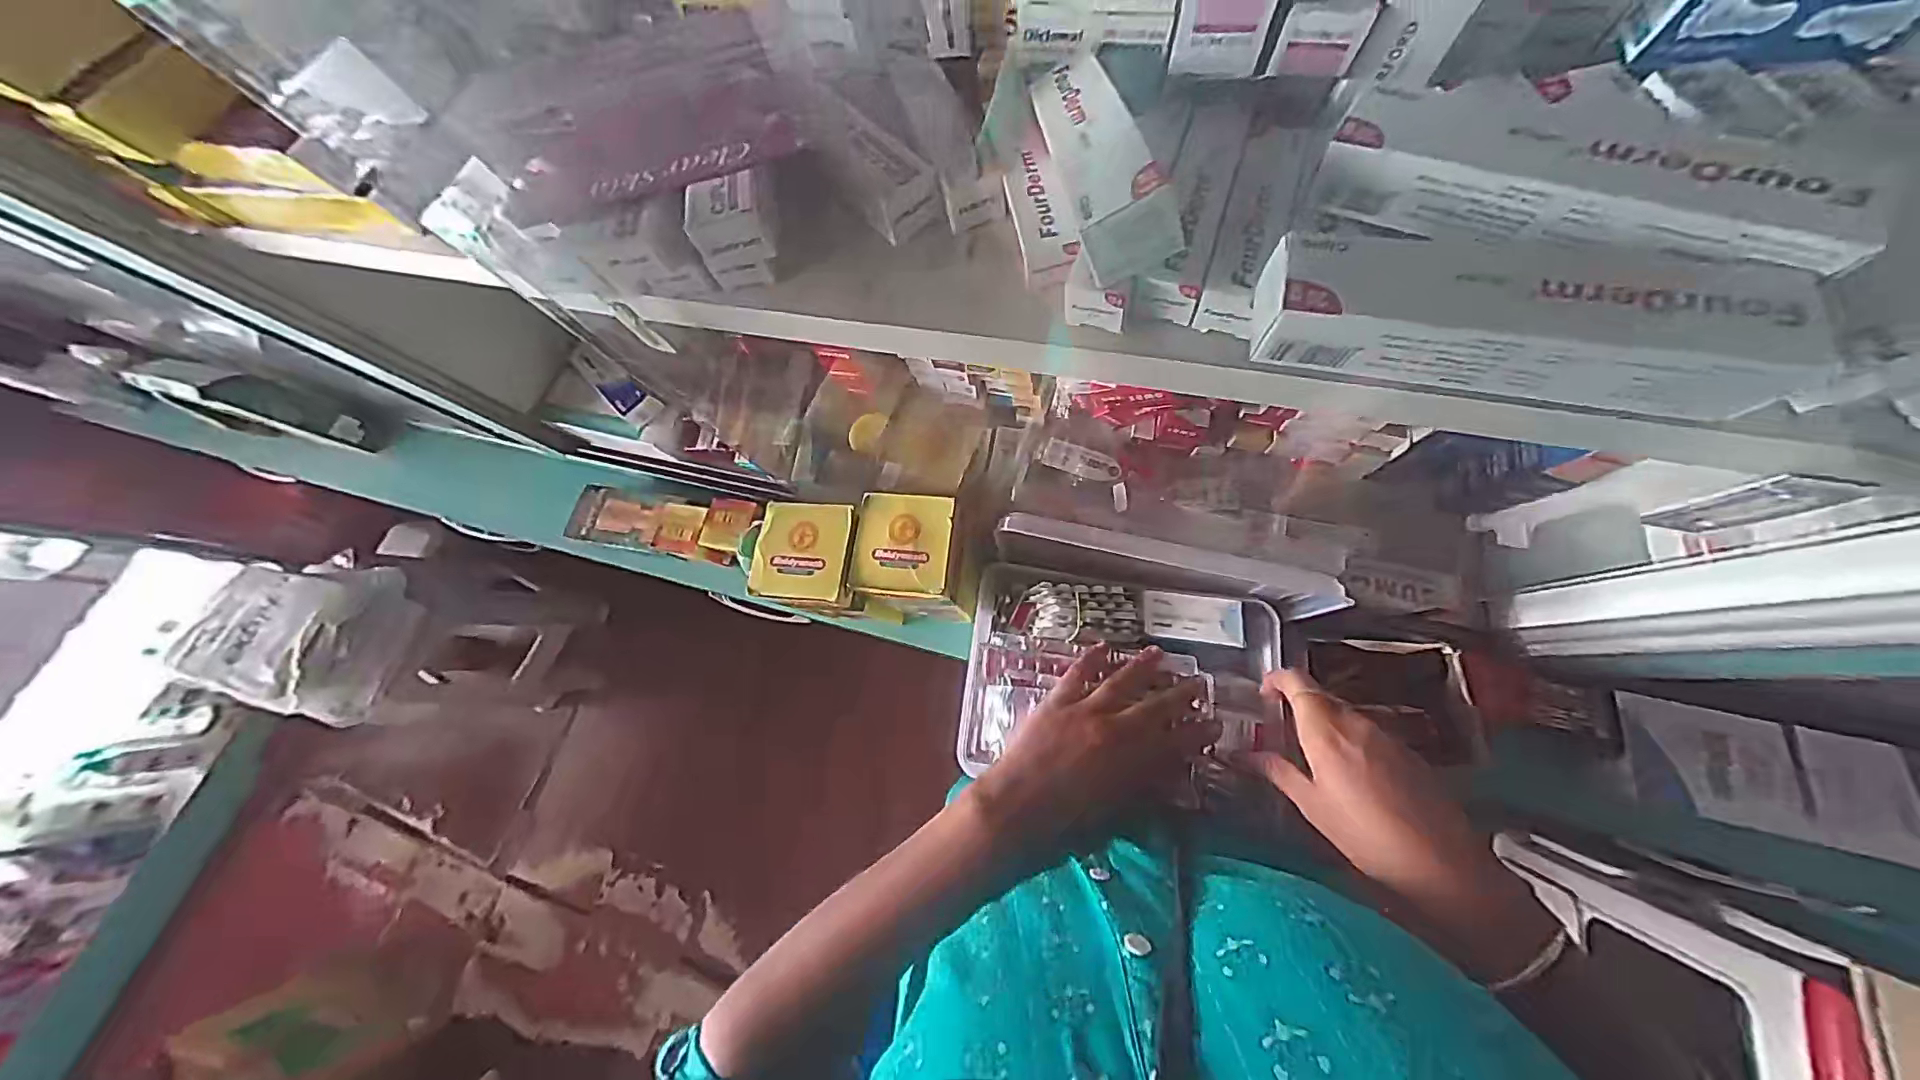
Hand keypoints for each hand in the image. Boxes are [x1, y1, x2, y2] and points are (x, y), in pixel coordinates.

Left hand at [969, 645, 1218, 847]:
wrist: (1015, 809)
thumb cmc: (1065, 826)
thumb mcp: (1115, 816)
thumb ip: (1145, 794)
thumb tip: (1175, 786)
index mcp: (1132, 761)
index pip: (1176, 743)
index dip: (1198, 734)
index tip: (1215, 724)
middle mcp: (1114, 728)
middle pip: (1156, 706)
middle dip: (1182, 694)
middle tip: (1200, 683)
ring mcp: (1084, 710)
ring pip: (1121, 681)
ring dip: (1143, 667)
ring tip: (1159, 653)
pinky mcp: (1056, 701)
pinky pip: (1078, 673)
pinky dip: (1092, 658)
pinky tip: (1104, 646)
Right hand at [1240, 668, 1555, 980]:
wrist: (1443, 864)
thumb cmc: (1365, 835)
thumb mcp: (1312, 806)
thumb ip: (1278, 772)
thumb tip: (1247, 754)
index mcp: (1325, 730)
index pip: (1298, 681)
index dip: (1277, 678)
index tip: (1264, 692)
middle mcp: (1356, 722)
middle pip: (1320, 695)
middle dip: (1297, 704)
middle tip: (1280, 727)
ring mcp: (1385, 735)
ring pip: (1345, 714)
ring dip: (1324, 723)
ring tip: (1312, 753)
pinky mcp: (1407, 751)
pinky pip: (1368, 732)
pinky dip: (1350, 739)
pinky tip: (1350, 773)